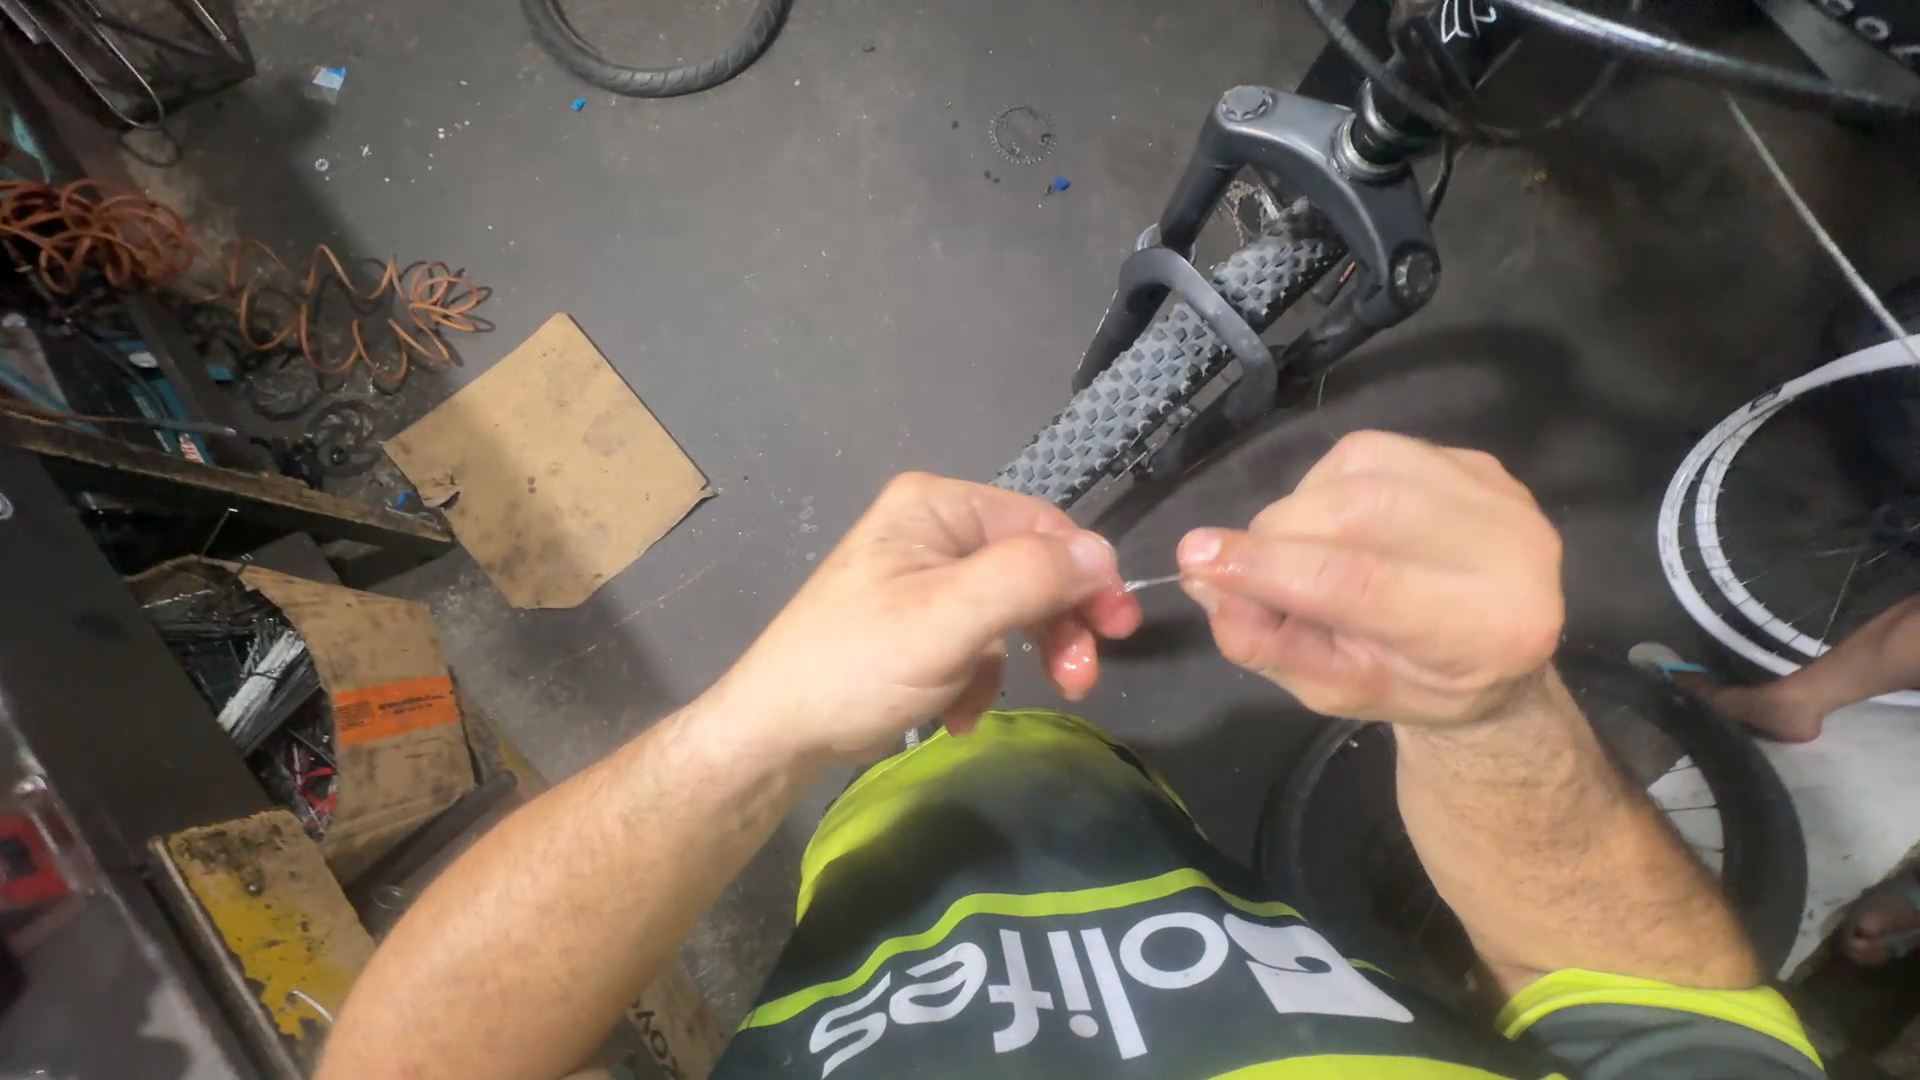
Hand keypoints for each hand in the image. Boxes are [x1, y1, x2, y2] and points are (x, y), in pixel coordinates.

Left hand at [721, 473, 1142, 764]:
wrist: (779, 730)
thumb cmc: (858, 665)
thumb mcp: (949, 619)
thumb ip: (1028, 579)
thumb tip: (1102, 555)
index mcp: (938, 505)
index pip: (1041, 524)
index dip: (1087, 574)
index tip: (1118, 629)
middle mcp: (934, 528)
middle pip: (1029, 567)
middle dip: (1056, 625)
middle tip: (1079, 678)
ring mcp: (925, 573)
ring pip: (1009, 607)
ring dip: (1015, 659)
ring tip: (995, 705)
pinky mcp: (920, 616)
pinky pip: (978, 637)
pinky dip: (979, 676)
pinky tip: (956, 711)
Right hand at [1176, 431, 1562, 725]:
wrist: (1488, 653)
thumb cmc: (1406, 682)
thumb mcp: (1330, 690)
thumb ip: (1267, 645)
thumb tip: (1206, 585)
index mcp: (1487, 629)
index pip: (1361, 585)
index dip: (1269, 568)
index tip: (1195, 560)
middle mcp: (1515, 548)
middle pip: (1360, 510)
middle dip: (1275, 534)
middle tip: (1241, 564)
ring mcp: (1498, 492)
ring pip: (1359, 469)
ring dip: (1297, 509)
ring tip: (1297, 551)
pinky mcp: (1473, 460)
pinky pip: (1368, 452)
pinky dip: (1321, 487)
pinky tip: (1332, 522)